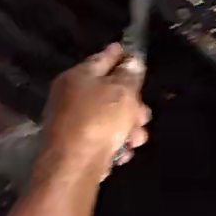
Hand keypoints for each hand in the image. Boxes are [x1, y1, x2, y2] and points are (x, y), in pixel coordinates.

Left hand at [37, 44, 150, 180]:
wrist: (74, 165)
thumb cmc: (100, 120)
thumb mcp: (123, 91)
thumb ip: (130, 73)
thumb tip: (132, 61)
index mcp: (79, 76)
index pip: (104, 57)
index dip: (121, 54)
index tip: (133, 50)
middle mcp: (71, 94)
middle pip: (112, 89)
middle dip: (133, 102)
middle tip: (143, 113)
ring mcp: (72, 119)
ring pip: (113, 115)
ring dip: (130, 125)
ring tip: (136, 138)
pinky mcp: (77, 141)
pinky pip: (105, 134)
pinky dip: (117, 140)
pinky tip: (125, 149)